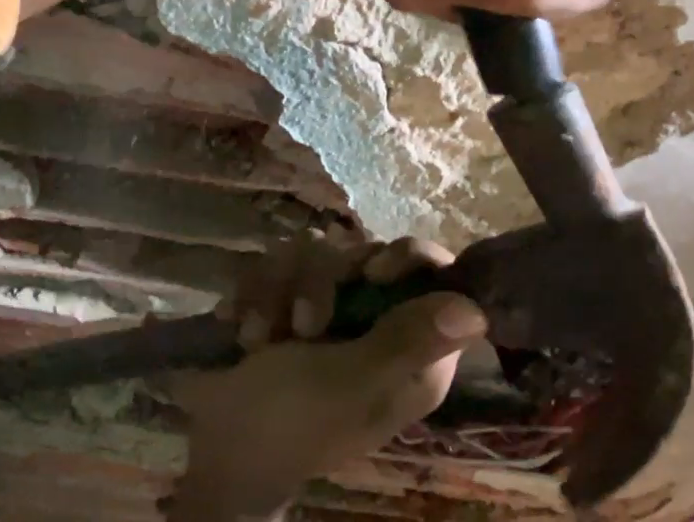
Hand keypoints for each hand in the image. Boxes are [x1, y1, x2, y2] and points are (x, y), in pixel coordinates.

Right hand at [167, 236, 484, 520]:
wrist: (215, 442)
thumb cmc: (291, 420)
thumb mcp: (352, 383)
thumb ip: (408, 342)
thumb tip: (479, 310)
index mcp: (410, 350)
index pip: (434, 276)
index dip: (407, 259)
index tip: (371, 271)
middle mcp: (373, 323)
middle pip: (364, 253)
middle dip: (321, 282)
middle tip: (305, 326)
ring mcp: (324, 309)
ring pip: (313, 252)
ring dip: (278, 292)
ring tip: (260, 340)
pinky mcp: (282, 298)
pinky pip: (274, 263)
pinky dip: (254, 295)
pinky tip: (243, 330)